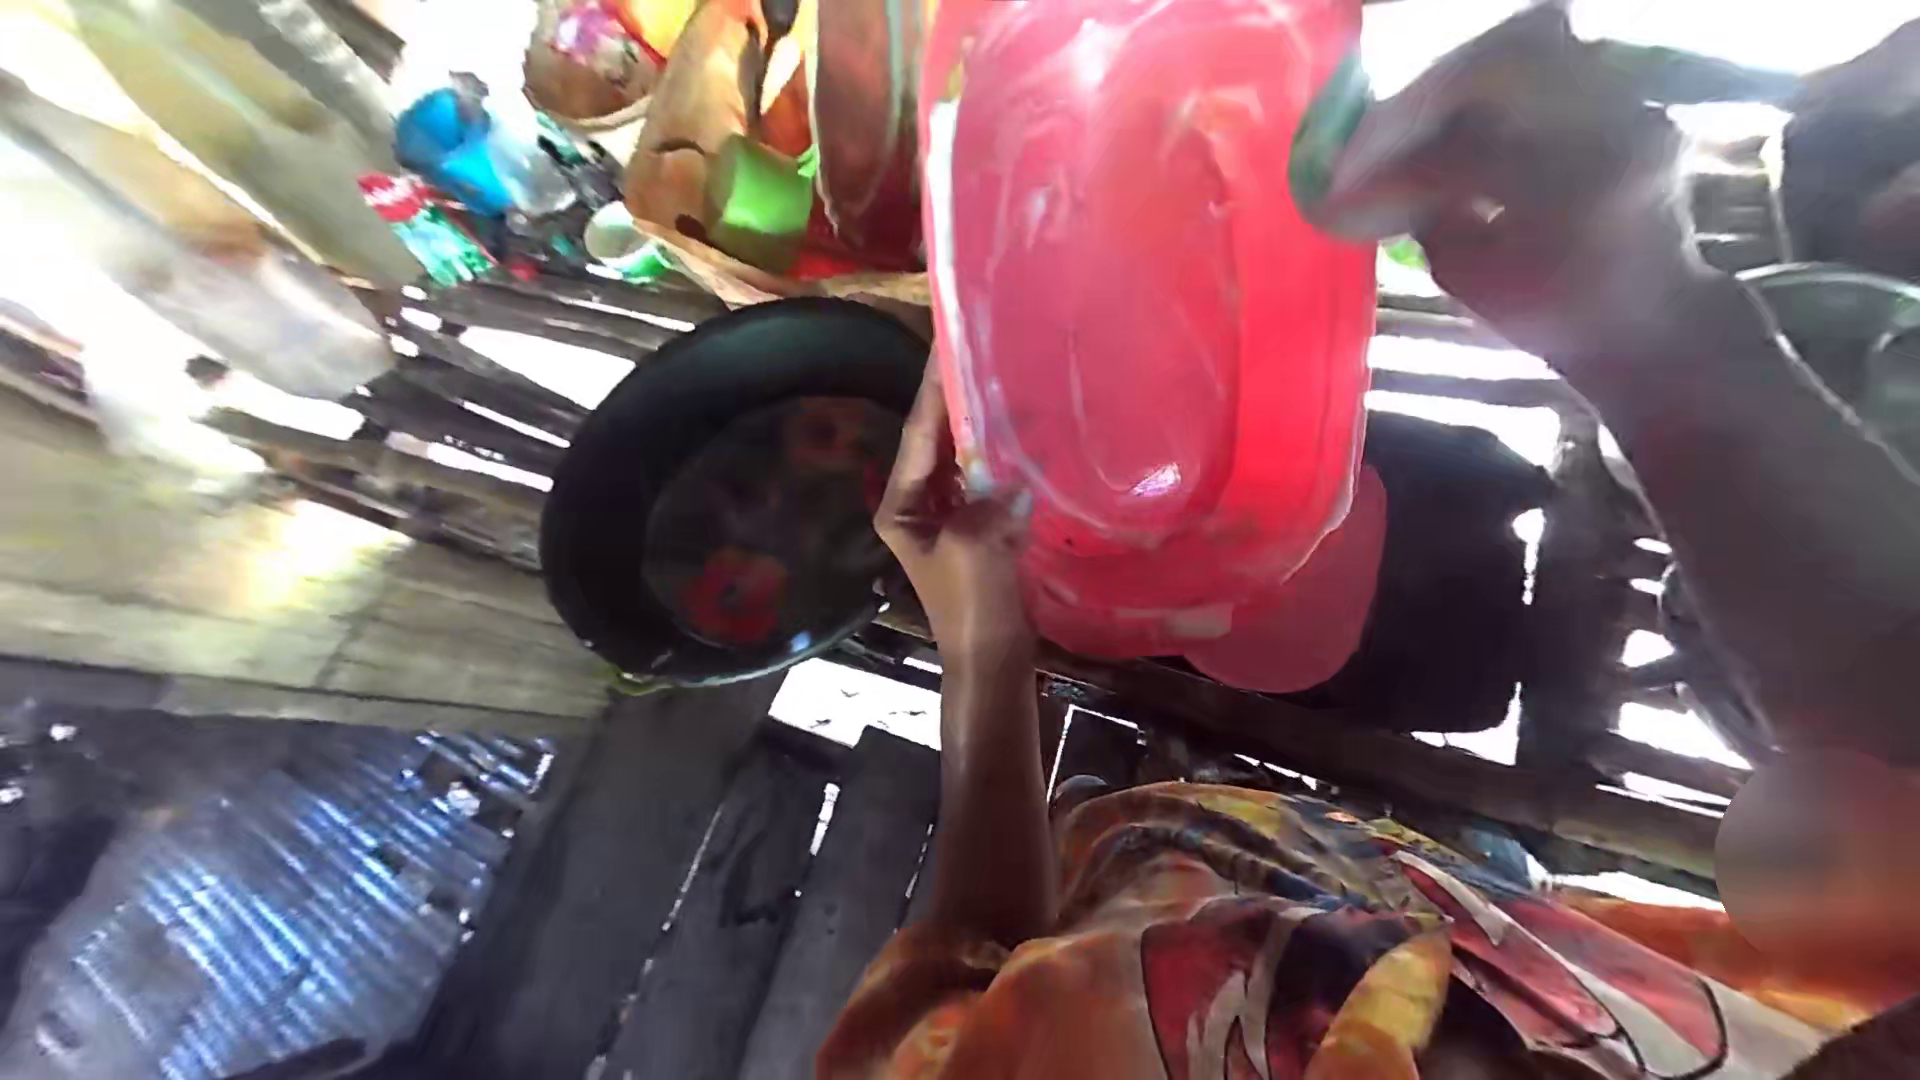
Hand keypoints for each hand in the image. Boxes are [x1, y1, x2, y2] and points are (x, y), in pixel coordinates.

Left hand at [875, 362, 1032, 667]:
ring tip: (1001, 386)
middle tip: (977, 357)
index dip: (931, 393)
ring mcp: (946, 516)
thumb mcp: (973, 547)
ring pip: (960, 461)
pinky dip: (999, 461)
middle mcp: (917, 505)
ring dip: (979, 430)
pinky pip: (984, 482)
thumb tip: (1014, 477)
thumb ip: (989, 499)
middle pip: (935, 444)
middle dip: (954, 404)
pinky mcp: (975, 527)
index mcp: (900, 507)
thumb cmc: (972, 604)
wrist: (991, 655)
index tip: (943, 350)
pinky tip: (1020, 436)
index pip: (916, 438)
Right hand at [1341, 6, 1726, 376]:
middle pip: (1503, 64)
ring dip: (1453, 82)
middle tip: (1370, 133)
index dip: (1390, 162)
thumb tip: (1381, 183)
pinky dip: (1487, 89)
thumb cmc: (1546, 314)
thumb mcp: (1470, 277)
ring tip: (1405, 120)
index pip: (1460, 149)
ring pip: (1530, 49)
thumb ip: (1430, 219)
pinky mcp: (1627, 99)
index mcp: (1570, 186)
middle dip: (1420, 96)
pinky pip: (1547, 67)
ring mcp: (1630, 101)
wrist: (1643, 312)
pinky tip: (1450, 120)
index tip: (1340, 184)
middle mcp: (1612, 124)